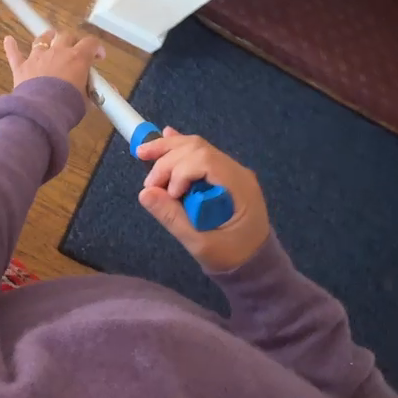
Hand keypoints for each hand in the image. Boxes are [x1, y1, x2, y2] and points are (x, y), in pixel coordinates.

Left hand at [3, 29, 103, 94]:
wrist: (42, 112)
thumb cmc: (68, 104)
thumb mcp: (87, 99)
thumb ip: (96, 91)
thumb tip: (109, 91)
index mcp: (77, 57)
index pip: (90, 43)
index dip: (96, 48)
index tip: (98, 57)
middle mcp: (58, 51)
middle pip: (66, 35)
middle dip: (72, 40)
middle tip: (74, 49)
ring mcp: (37, 57)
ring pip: (42, 38)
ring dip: (47, 37)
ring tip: (50, 38)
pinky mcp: (21, 67)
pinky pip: (15, 53)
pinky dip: (11, 47)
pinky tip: (8, 40)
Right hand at [135, 129, 269, 272]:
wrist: (255, 262)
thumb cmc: (231, 256)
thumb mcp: (201, 245)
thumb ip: (173, 218)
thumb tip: (144, 193)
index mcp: (238, 187)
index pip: (206, 161)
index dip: (180, 171)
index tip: (169, 195)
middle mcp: (237, 171)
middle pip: (198, 149)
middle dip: (169, 160)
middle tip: (149, 183)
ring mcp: (231, 170)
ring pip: (198, 147)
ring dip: (170, 149)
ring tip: (143, 152)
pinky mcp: (222, 173)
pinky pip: (201, 154)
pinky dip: (181, 148)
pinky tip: (165, 136)